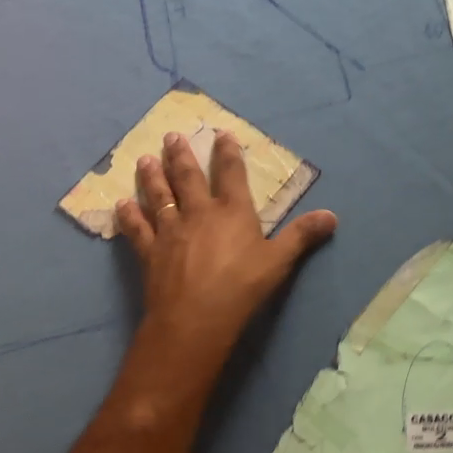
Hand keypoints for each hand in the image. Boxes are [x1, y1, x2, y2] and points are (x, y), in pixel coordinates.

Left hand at [115, 131, 336, 346]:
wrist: (195, 318)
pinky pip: (137, 229)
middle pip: (188, 177)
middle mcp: (200, 212)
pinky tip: (120, 205)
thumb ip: (302, 235)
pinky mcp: (150, 252)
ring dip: (152, 177)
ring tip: (144, 159)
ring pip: (160, 196)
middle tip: (172, 136)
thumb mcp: (280, 261)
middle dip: (181, 155)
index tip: (220, 134)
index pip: (231, 173)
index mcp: (233, 210)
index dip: (227, 152)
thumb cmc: (242, 287)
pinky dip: (129, 216)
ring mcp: (171, 231)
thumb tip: (332, 216)